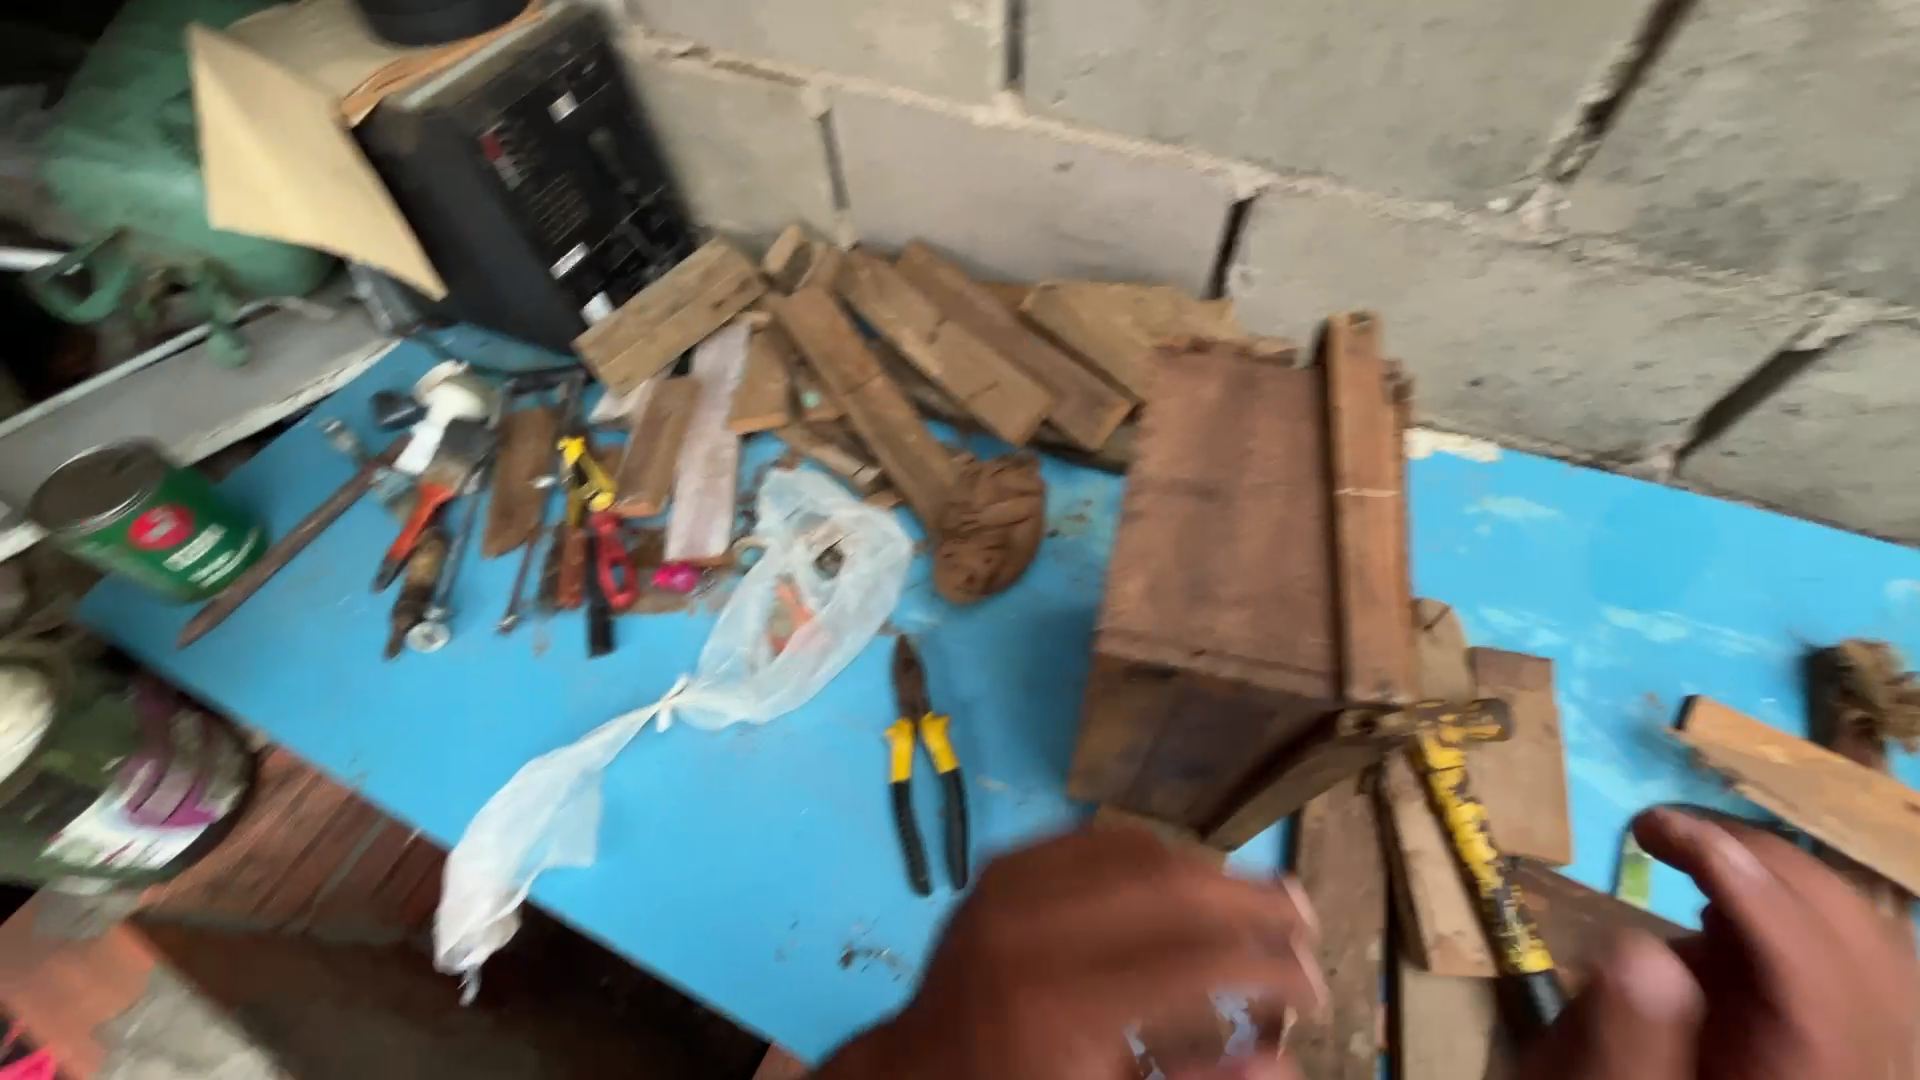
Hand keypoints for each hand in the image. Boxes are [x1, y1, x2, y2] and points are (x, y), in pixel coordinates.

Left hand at [815, 823, 1325, 1079]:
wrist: (921, 1064)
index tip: (1313, 978)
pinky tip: (1184, 873)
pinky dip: (1149, 852)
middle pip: (1167, 886)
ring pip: (1134, 848)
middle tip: (1300, 915)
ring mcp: (1010, 883)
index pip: (1191, 963)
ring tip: (1252, 897)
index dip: (1267, 963)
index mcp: (1060, 1008)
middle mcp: (1033, 927)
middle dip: (1247, 898)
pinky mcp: (1002, 863)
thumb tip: (1288, 1060)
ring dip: (1204, 869)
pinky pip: (1092, 839)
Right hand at [1518, 807, 1918, 1079]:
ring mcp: (1858, 1049)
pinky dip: (1787, 902)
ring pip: (1869, 942)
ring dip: (1776, 874)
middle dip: (1762, 863)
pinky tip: (1715, 895)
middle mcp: (1860, 1068)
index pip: (1819, 975)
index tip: (1657, 829)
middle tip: (1655, 826)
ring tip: (1680, 844)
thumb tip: (1639, 948)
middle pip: (1861, 946)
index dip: (1751, 888)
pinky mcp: (1835, 1031)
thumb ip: (1624, 1033)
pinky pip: (1851, 956)